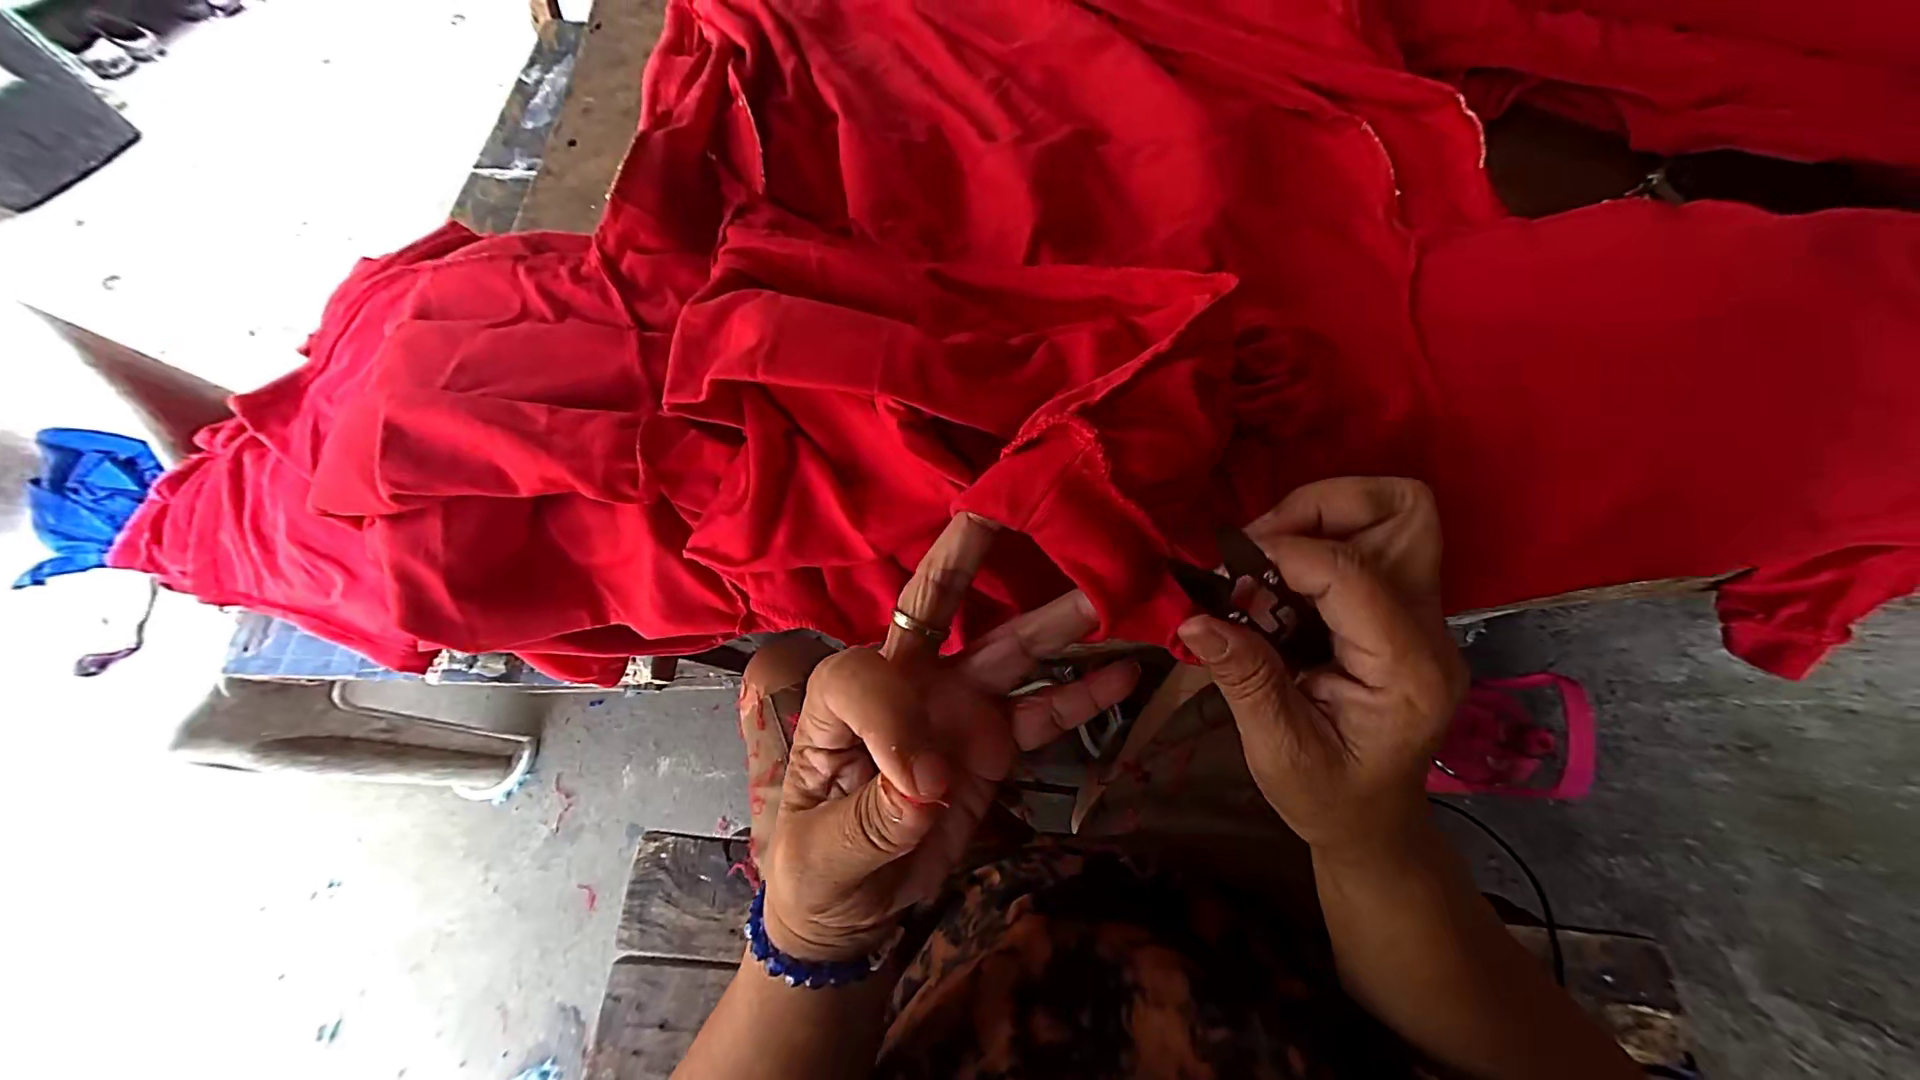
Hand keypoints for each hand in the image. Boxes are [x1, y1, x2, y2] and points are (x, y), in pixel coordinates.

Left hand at [761, 514, 1138, 961]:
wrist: (858, 900)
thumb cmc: (819, 865)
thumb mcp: (825, 854)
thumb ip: (872, 821)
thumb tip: (928, 787)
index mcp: (842, 698)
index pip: (866, 675)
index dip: (894, 719)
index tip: (920, 789)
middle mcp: (904, 682)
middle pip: (933, 607)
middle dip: (962, 557)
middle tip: (998, 510)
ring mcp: (955, 705)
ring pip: (1006, 650)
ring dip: (1052, 624)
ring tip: (1104, 592)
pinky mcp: (993, 740)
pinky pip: (1039, 713)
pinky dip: (1078, 695)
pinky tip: (1121, 673)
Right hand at [1176, 478, 1465, 855]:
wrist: (1373, 821)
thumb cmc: (1329, 796)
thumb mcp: (1278, 749)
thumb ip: (1244, 679)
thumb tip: (1195, 619)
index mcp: (1407, 669)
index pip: (1353, 573)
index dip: (1283, 555)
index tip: (1226, 573)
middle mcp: (1428, 629)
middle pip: (1405, 512)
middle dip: (1323, 506)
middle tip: (1260, 544)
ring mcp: (1421, 616)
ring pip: (1393, 515)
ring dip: (1320, 516)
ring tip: (1262, 555)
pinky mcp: (1399, 611)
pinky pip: (1368, 541)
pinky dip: (1315, 538)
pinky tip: (1272, 576)